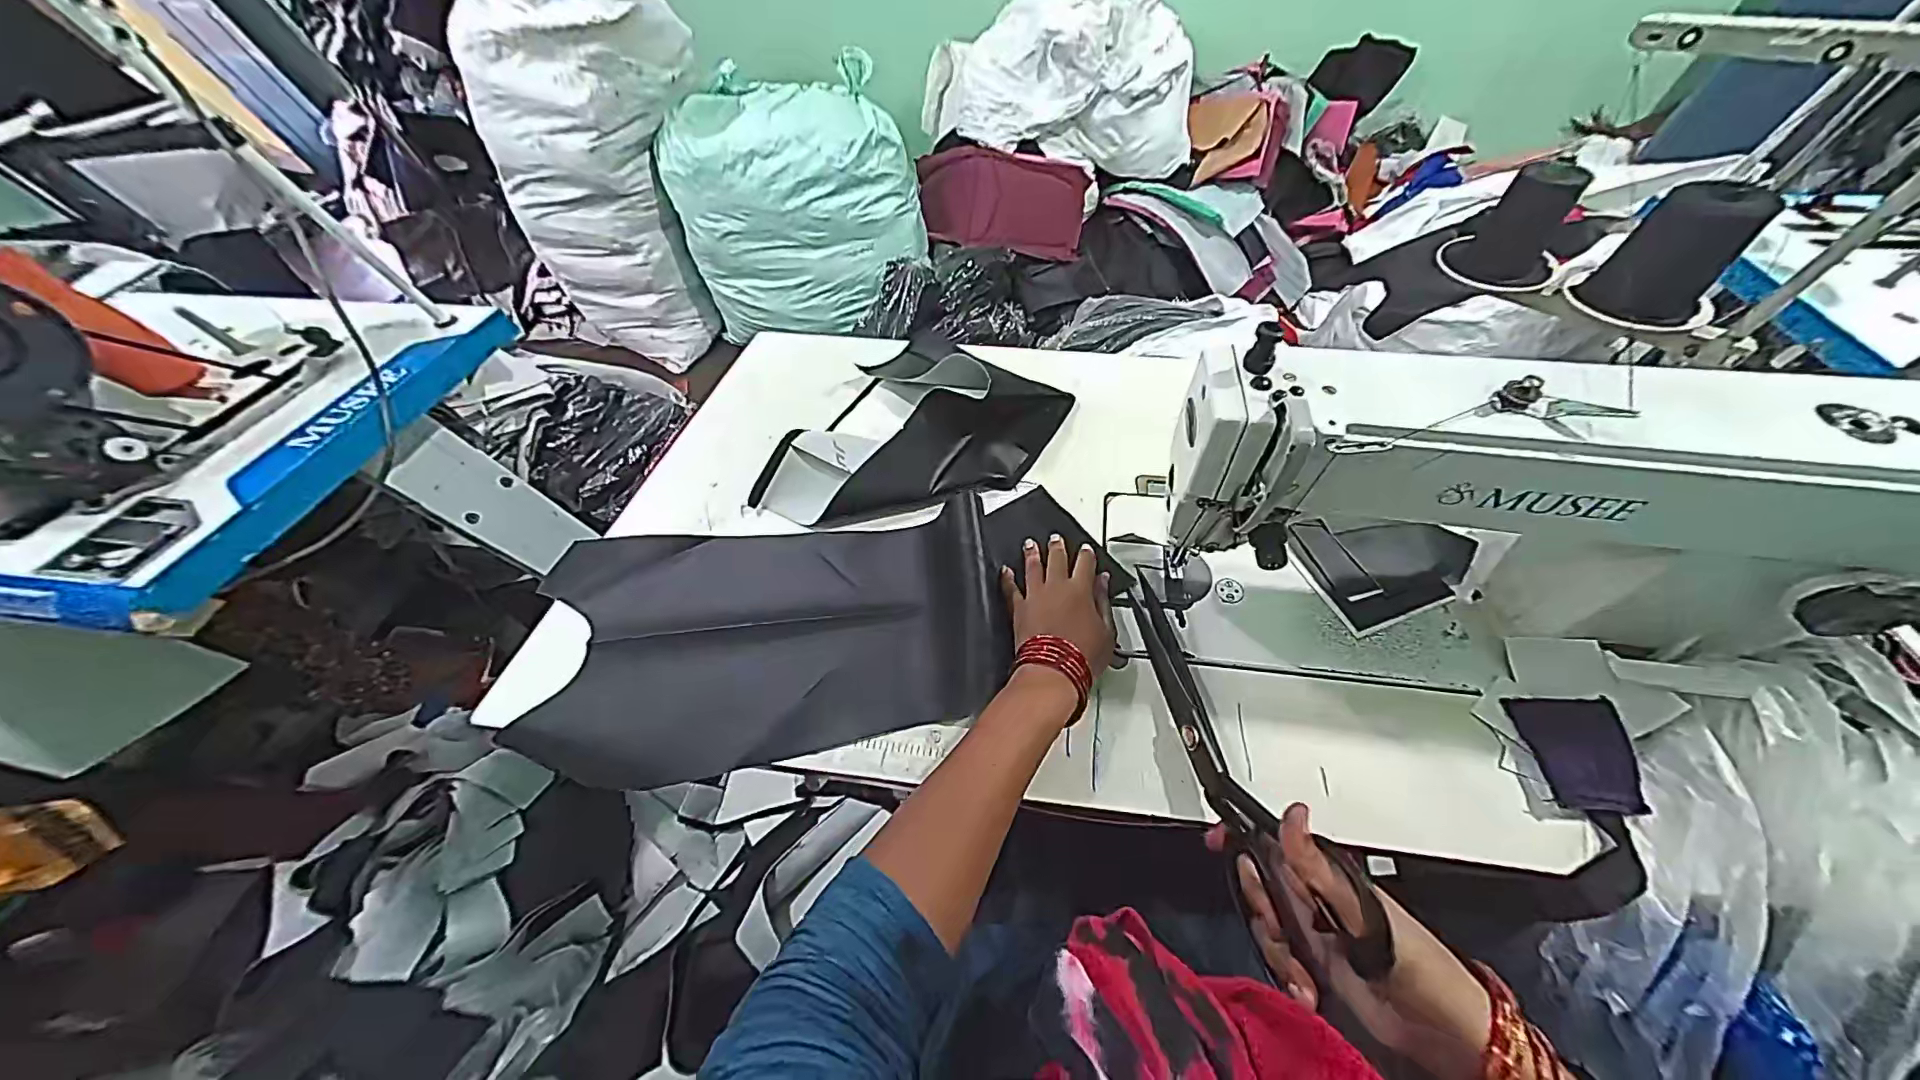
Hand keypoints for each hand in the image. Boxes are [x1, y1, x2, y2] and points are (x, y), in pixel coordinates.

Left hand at [1001, 534, 1114, 673]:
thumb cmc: (1081, 655)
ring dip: (1032, 554)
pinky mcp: (1019, 608)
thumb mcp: (1107, 631)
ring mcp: (1035, 596)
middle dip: (1057, 546)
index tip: (1085, 549)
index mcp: (1081, 590)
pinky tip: (1005, 570)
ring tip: (1030, 545)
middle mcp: (1057, 588)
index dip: (1086, 554)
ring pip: (1033, 567)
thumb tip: (1103, 584)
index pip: (1085, 563)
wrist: (1053, 669)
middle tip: (1055, 538)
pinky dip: (1007, 578)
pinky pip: (1010, 588)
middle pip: (1057, 559)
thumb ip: (1104, 602)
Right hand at [1219, 804, 1492, 1079]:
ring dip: (1277, 952)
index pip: (1272, 844)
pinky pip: (1279, 961)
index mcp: (1325, 875)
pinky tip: (1308, 992)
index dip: (1241, 839)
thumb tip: (1293, 815)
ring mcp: (1312, 933)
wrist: (1448, 1034)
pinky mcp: (1312, 967)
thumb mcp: (1361, 909)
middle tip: (1279, 928)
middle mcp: (1314, 900)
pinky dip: (1286, 977)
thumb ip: (1318, 866)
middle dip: (1260, 909)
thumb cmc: (1418, 964)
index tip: (1217, 840)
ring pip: (1264, 926)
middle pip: (1260, 886)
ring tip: (1303, 975)